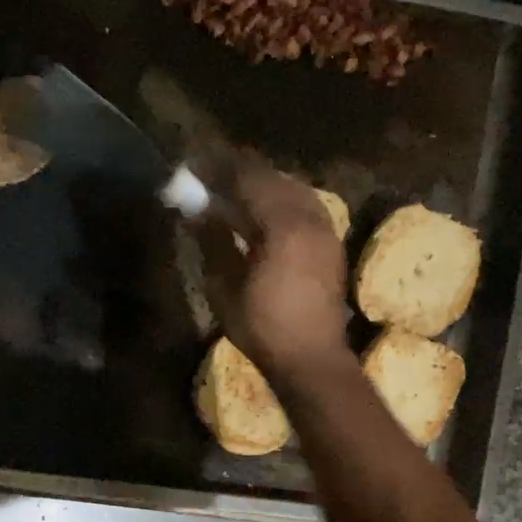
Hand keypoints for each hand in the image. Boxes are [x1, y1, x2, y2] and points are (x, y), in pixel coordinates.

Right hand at [198, 156, 352, 381]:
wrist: (310, 357)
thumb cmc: (261, 325)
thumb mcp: (224, 285)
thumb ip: (212, 240)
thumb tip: (195, 210)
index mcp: (283, 224)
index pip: (249, 179)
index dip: (218, 169)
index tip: (192, 164)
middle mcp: (310, 216)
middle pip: (273, 178)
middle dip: (240, 172)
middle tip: (208, 174)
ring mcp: (325, 228)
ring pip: (291, 189)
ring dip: (261, 185)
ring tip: (230, 191)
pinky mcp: (329, 243)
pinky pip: (302, 206)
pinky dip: (277, 200)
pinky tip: (258, 213)